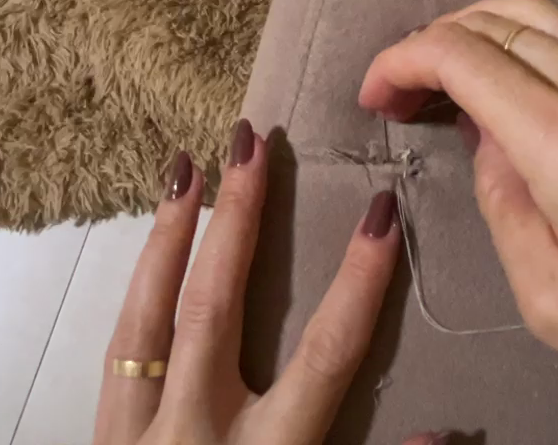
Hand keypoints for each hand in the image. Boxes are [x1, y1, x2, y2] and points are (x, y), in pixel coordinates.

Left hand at [93, 119, 442, 444]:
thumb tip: (453, 436)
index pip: (326, 359)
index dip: (357, 283)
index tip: (380, 211)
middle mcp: (197, 434)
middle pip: (217, 309)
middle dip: (240, 220)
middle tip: (253, 142)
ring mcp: (139, 431)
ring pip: (150, 314)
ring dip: (172, 233)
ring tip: (187, 164)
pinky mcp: (104, 432)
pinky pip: (120, 342)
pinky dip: (141, 280)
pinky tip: (156, 236)